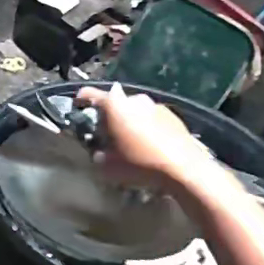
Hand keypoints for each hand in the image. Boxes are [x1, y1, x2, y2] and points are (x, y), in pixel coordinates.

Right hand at [75, 86, 240, 200]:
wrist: (186, 170)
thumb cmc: (140, 164)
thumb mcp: (107, 166)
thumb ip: (96, 154)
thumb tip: (97, 151)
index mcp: (113, 104)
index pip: (88, 94)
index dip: (79, 101)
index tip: (77, 109)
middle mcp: (134, 98)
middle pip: (113, 102)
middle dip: (107, 115)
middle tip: (105, 133)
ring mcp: (156, 105)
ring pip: (134, 109)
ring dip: (129, 120)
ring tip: (129, 140)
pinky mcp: (173, 116)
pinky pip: (152, 117)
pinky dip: (146, 126)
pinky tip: (148, 145)